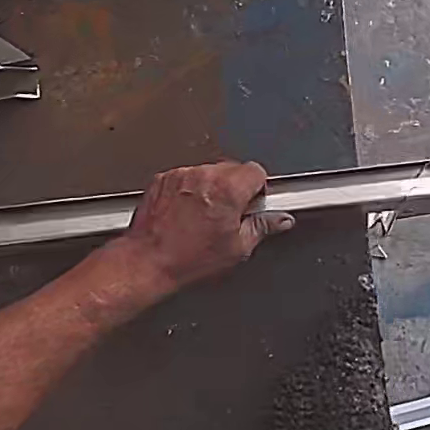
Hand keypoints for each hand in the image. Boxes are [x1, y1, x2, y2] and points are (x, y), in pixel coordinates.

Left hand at [109, 161, 294, 293]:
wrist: (148, 261)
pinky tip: (187, 214)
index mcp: (227, 190)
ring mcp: (181, 175)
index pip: (256, 171)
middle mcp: (204, 176)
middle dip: (235, 188)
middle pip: (232, 169)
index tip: (253, 202)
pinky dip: (190, 190)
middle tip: (229, 215)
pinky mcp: (164, 178)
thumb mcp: (237, 249)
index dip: (258, 188)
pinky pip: (187, 176)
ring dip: (212, 188)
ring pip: (209, 172)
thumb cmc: (187, 259)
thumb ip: (262, 227)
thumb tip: (280, 220)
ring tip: (204, 217)